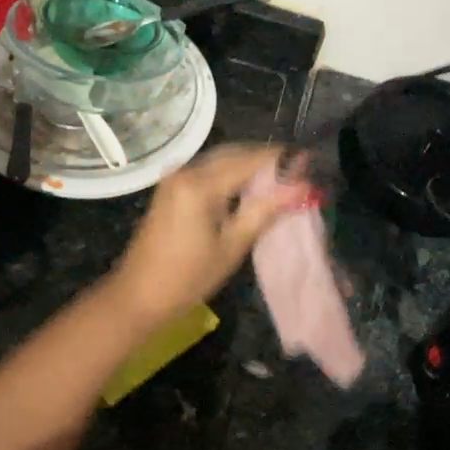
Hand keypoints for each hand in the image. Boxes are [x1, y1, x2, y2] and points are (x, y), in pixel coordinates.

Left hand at [103, 145, 307, 326]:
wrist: (138, 296)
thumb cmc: (188, 277)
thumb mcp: (233, 246)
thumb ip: (266, 210)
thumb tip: (302, 188)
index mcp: (200, 184)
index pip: (250, 160)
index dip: (282, 159)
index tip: (311, 161)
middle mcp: (186, 170)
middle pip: (235, 153)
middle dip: (267, 159)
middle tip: (299, 171)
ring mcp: (175, 177)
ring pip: (222, 159)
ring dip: (250, 166)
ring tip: (281, 180)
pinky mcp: (172, 188)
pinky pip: (209, 170)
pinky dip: (232, 174)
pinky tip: (251, 189)